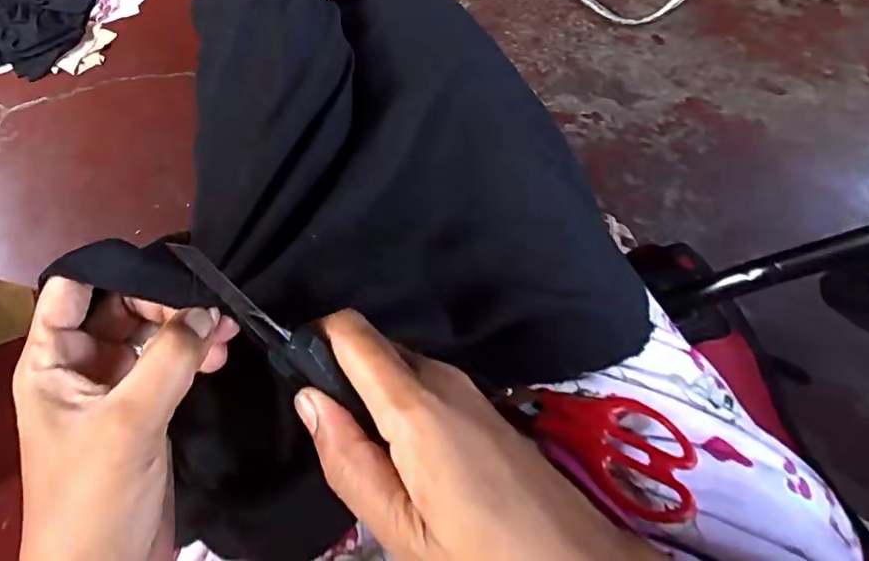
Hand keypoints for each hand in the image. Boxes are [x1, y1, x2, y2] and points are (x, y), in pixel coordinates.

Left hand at [14, 277, 240, 560]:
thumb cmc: (94, 498)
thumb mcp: (129, 421)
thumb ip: (171, 356)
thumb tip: (208, 307)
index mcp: (51, 360)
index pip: (72, 288)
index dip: (112, 267)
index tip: (166, 262)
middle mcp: (79, 364)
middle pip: (122, 304)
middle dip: (166, 300)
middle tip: (209, 306)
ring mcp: (112, 385)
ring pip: (151, 330)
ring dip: (188, 324)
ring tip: (228, 327)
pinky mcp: (142, 405)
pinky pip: (169, 358)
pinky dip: (195, 351)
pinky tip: (222, 353)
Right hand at [295, 311, 657, 560]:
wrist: (576, 558)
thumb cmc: (483, 554)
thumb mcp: (402, 530)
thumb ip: (348, 460)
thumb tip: (308, 399)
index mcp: (413, 402)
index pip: (351, 331)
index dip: (316, 336)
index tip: (291, 367)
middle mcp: (437, 374)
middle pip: (370, 347)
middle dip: (339, 374)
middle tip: (329, 436)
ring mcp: (462, 382)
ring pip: (394, 365)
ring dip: (368, 392)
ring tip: (365, 455)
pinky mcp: (476, 398)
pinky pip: (419, 381)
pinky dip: (396, 401)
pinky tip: (403, 456)